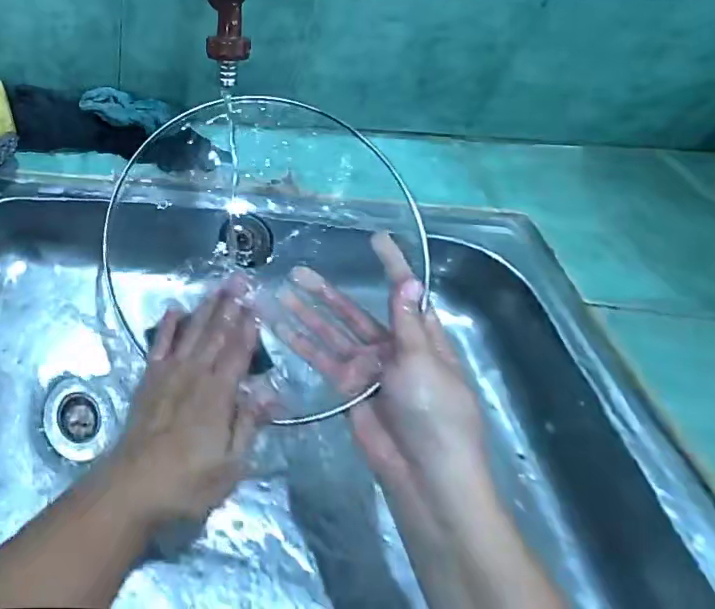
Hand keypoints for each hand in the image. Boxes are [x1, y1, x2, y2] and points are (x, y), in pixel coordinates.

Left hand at [103, 276, 264, 526]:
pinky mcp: (148, 378)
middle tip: (239, 282)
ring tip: (215, 288)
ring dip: (203, 310)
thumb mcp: (231, 464)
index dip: (248, 331)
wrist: (135, 481)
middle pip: (214, 336)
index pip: (236, 355)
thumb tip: (271, 391)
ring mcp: (167, 373)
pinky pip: (159, 344)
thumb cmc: (189, 480)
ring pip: (190, 333)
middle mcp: (192, 375)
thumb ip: (249, 423)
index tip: (257, 307)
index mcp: (217, 395)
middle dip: (228, 309)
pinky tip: (174, 309)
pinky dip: (167, 326)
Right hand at [271, 233, 484, 497]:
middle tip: (299, 270)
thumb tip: (409, 282)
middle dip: (329, 292)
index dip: (393, 267)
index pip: (406, 296)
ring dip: (308, 312)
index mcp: (423, 342)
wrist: (424, 475)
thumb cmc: (435, 415)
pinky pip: (320, 357)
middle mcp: (392, 351)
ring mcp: (367, 369)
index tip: (378, 240)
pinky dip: (300, 341)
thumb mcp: (423, 363)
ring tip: (282, 290)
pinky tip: (278, 324)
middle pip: (357, 313)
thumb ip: (407, 323)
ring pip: (332, 332)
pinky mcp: (347, 387)